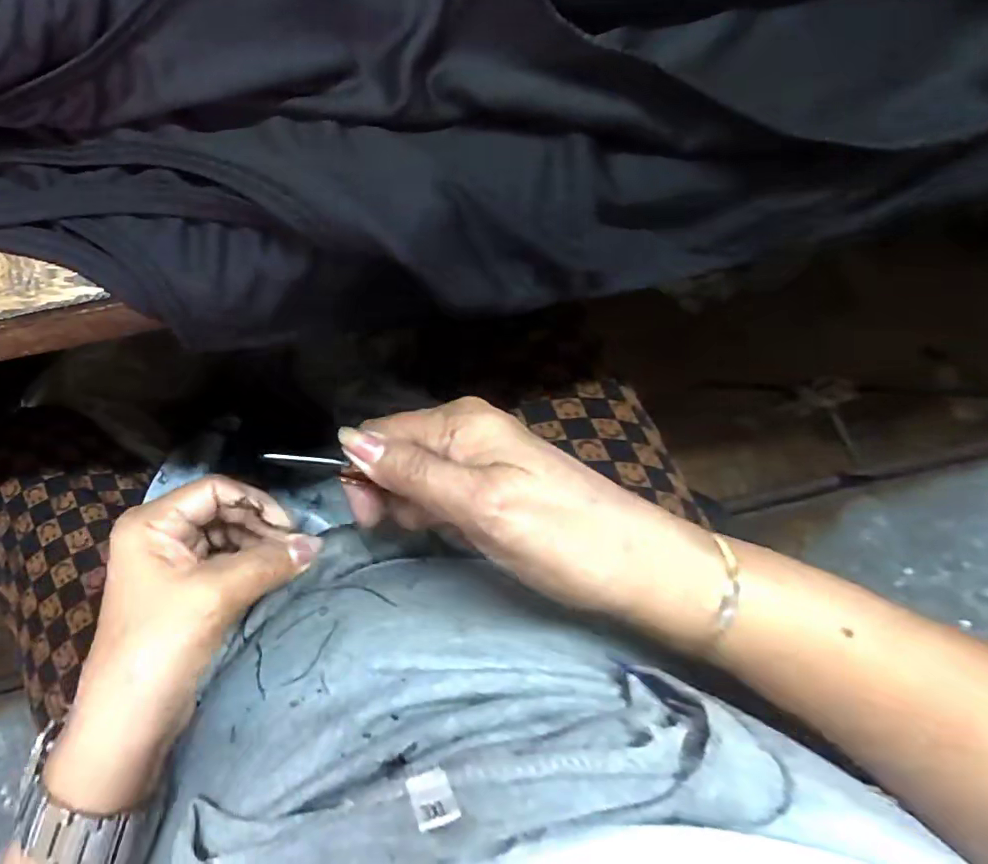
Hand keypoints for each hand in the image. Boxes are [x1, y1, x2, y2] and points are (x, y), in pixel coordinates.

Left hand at [42, 476, 319, 814]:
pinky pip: (221, 563)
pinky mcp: (181, 591)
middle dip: (259, 526)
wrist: (127, 724)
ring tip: (290, 564)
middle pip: (219, 511)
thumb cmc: (162, 645)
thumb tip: (316, 544)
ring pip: (224, 537)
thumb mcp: (215, 595)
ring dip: (257, 547)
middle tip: (296, 550)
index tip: (290, 528)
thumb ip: (267, 563)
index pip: (213, 489)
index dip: (254, 501)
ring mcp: (168, 563)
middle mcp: (157, 534)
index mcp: (151, 522)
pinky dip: (248, 567)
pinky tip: (273, 576)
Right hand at [338, 397, 723, 642]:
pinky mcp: (495, 480)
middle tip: (410, 531)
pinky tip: (456, 531)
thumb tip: (347, 437)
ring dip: (412, 505)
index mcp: (460, 420)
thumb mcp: (479, 504)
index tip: (372, 520)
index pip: (382, 432)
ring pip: (416, 473)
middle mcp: (467, 426)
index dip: (365, 472)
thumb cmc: (560, 537)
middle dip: (389, 491)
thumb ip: (413, 471)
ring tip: (443, 533)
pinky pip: (442, 488)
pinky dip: (437, 511)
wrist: (640, 567)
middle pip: (396, 450)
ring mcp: (483, 453)